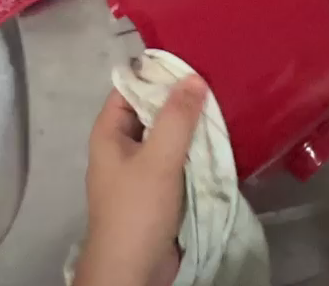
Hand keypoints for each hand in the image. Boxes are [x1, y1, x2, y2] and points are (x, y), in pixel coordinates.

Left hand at [73, 79, 206, 285]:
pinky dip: (191, 151)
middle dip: (178, 100)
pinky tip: (215, 142)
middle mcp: (120, 146)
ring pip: (165, 136)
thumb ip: (177, 117)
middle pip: (150, 110)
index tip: (191, 63)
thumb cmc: (137, 209)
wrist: (132, 274)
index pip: (131, 87)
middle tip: (213, 83)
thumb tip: (194, 77)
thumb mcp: (159, 158)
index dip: (157, 74)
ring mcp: (138, 170)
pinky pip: (174, 160)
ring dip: (188, 127)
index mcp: (109, 131)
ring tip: (219, 108)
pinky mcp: (155, 191)